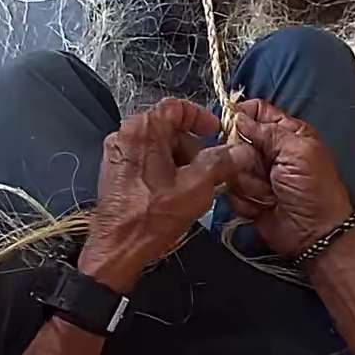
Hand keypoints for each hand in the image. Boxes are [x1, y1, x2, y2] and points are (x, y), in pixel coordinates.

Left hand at [79, 98, 255, 291]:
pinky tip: (173, 193)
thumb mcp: (197, 186)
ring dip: (178, 160)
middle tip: (208, 167)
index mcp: (142, 130)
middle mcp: (124, 136)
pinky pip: (144, 161)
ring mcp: (117, 154)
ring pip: (156, 146)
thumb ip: (222, 162)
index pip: (176, 107)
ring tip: (191, 186)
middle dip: (191, 146)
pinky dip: (162, 170)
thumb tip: (240, 152)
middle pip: (167, 128)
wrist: (117, 247)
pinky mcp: (114, 172)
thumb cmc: (151, 216)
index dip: (200, 116)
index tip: (214, 131)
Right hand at [225, 98, 354, 257]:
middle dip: (246, 157)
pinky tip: (264, 206)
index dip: (241, 115)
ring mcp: (254, 174)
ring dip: (249, 183)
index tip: (232, 124)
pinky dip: (247, 200)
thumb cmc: (313, 189)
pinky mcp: (245, 195)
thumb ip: (267, 131)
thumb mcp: (297, 152)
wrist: (313, 233)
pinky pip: (230, 190)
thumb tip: (238, 116)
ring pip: (230, 167)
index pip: (256, 111)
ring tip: (271, 194)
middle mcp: (268, 150)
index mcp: (286, 132)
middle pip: (235, 140)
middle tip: (265, 170)